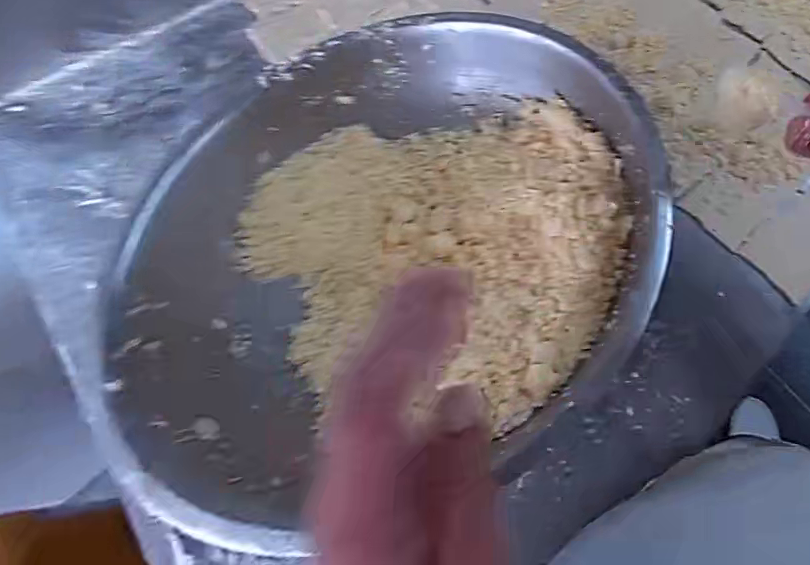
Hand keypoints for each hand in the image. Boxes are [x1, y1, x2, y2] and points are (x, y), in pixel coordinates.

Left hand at [308, 268, 503, 564]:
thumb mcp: (469, 559)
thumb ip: (460, 481)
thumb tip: (459, 396)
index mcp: (361, 500)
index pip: (371, 398)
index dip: (408, 335)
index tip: (450, 293)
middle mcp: (340, 479)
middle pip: (357, 380)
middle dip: (400, 317)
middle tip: (446, 274)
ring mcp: (343, 475)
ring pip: (358, 384)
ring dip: (399, 329)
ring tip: (440, 292)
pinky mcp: (357, 474)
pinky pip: (371, 401)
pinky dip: (399, 360)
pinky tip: (426, 345)